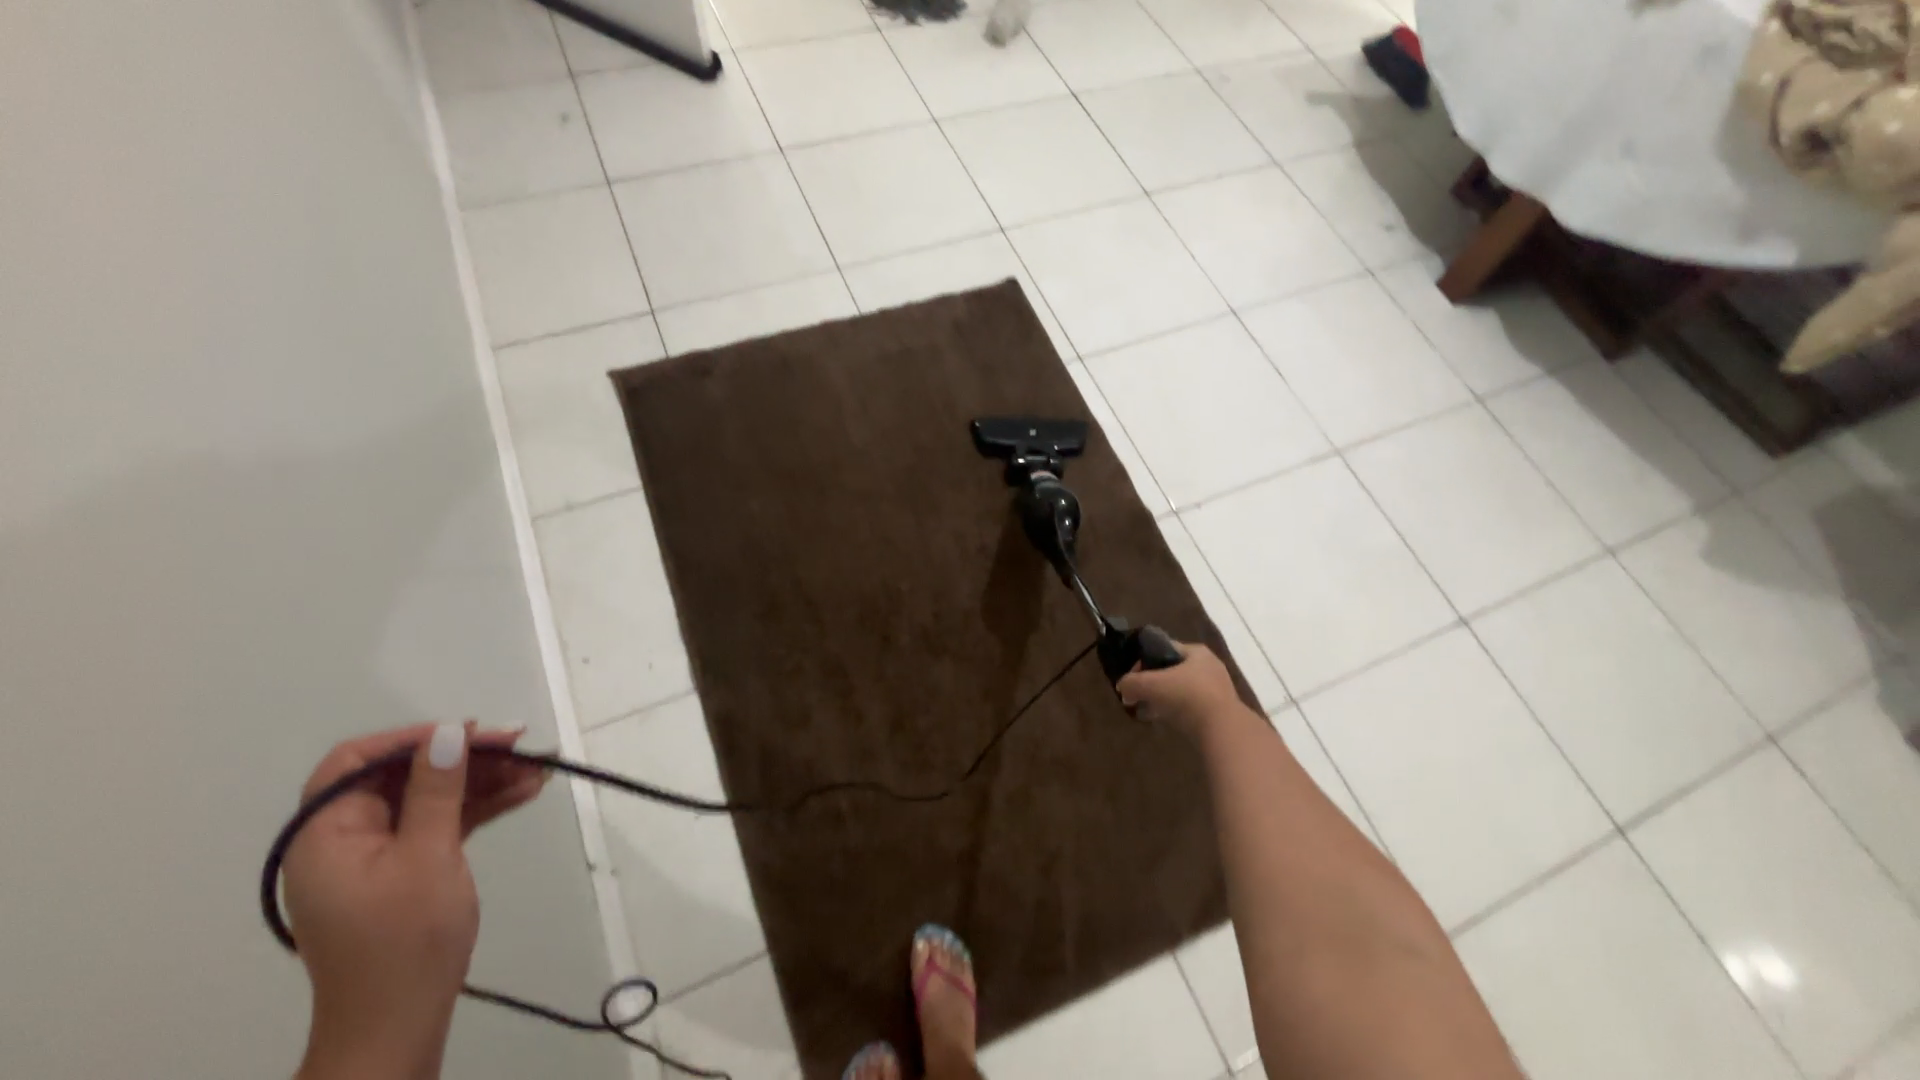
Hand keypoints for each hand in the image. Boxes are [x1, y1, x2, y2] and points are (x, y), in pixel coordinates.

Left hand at [287, 722, 547, 1079]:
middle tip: (521, 747)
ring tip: (538, 769)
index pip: (359, 760)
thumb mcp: (428, 856)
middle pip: (402, 777)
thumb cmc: (406, 940)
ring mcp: (373, 857)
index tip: (472, 733)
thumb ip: (436, 790)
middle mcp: (341, 837)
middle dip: (464, 759)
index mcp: (324, 831)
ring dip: (481, 783)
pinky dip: (476, 810)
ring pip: (428, 800)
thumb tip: (447, 733)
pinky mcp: (402, 873)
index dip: (416, 738)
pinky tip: (522, 795)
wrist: (397, 1026)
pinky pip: (438, 826)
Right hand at [1116, 642, 1244, 736]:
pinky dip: (1175, 711)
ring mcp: (1216, 689)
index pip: (1164, 648)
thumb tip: (1123, 688)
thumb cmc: (1186, 696)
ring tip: (1146, 710)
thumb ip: (1132, 683)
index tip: (1132, 678)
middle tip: (1138, 696)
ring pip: (1180, 690)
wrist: (1222, 729)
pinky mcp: (1219, 710)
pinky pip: (1190, 707)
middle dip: (1152, 683)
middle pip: (1172, 671)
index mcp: (1196, 652)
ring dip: (1162, 699)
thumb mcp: (1151, 684)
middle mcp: (1208, 666)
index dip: (1143, 661)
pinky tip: (1162, 721)